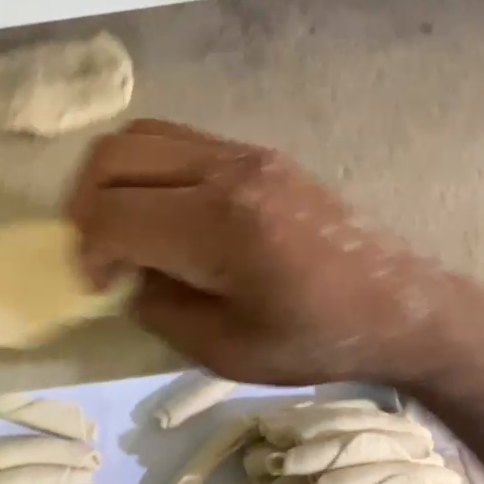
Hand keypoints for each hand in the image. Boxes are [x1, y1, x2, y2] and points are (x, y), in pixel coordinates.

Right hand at [68, 120, 483, 388]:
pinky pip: (174, 138)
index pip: (110, 213)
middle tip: (95, 249)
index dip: (86, 251)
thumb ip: (155, 308)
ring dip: (110, 178)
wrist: (400, 305)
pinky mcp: (255, 152)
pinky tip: (159, 209)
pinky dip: (145, 167)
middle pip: (112, 156)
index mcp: (217, 226)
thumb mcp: (222, 349)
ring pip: (139, 135)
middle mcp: (225, 172)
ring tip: (120, 223)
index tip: (100, 286)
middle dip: (83, 203)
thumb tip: (124, 277)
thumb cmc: (313, 339)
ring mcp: (242, 153)